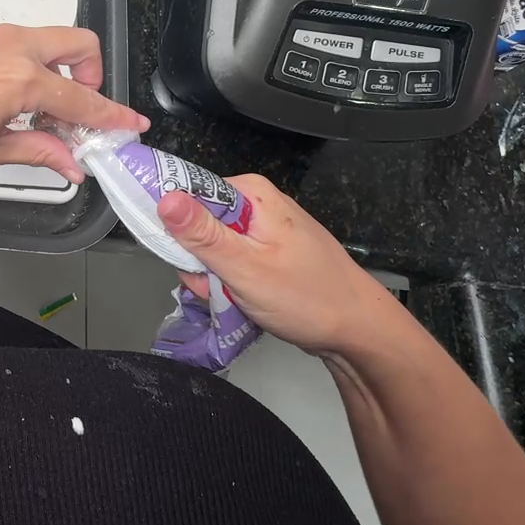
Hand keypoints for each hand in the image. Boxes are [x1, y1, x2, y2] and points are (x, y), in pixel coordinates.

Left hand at [0, 25, 148, 179]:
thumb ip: (37, 150)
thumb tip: (71, 164)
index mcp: (22, 78)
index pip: (83, 99)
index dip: (112, 117)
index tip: (130, 124)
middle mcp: (11, 45)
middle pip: (79, 44)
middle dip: (90, 75)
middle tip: (76, 113)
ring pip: (45, 39)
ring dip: (56, 70)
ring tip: (34, 113)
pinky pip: (14, 41)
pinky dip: (26, 64)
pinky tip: (1, 98)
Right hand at [157, 175, 409, 357]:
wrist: (360, 332)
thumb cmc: (308, 297)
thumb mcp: (245, 267)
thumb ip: (202, 233)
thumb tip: (164, 198)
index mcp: (250, 192)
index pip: (187, 194)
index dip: (178, 227)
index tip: (186, 257)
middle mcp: (255, 203)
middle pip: (197, 224)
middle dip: (198, 260)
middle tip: (216, 285)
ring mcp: (262, 229)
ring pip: (211, 247)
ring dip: (213, 277)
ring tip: (234, 297)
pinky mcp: (266, 251)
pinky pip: (230, 260)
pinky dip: (229, 282)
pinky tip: (241, 299)